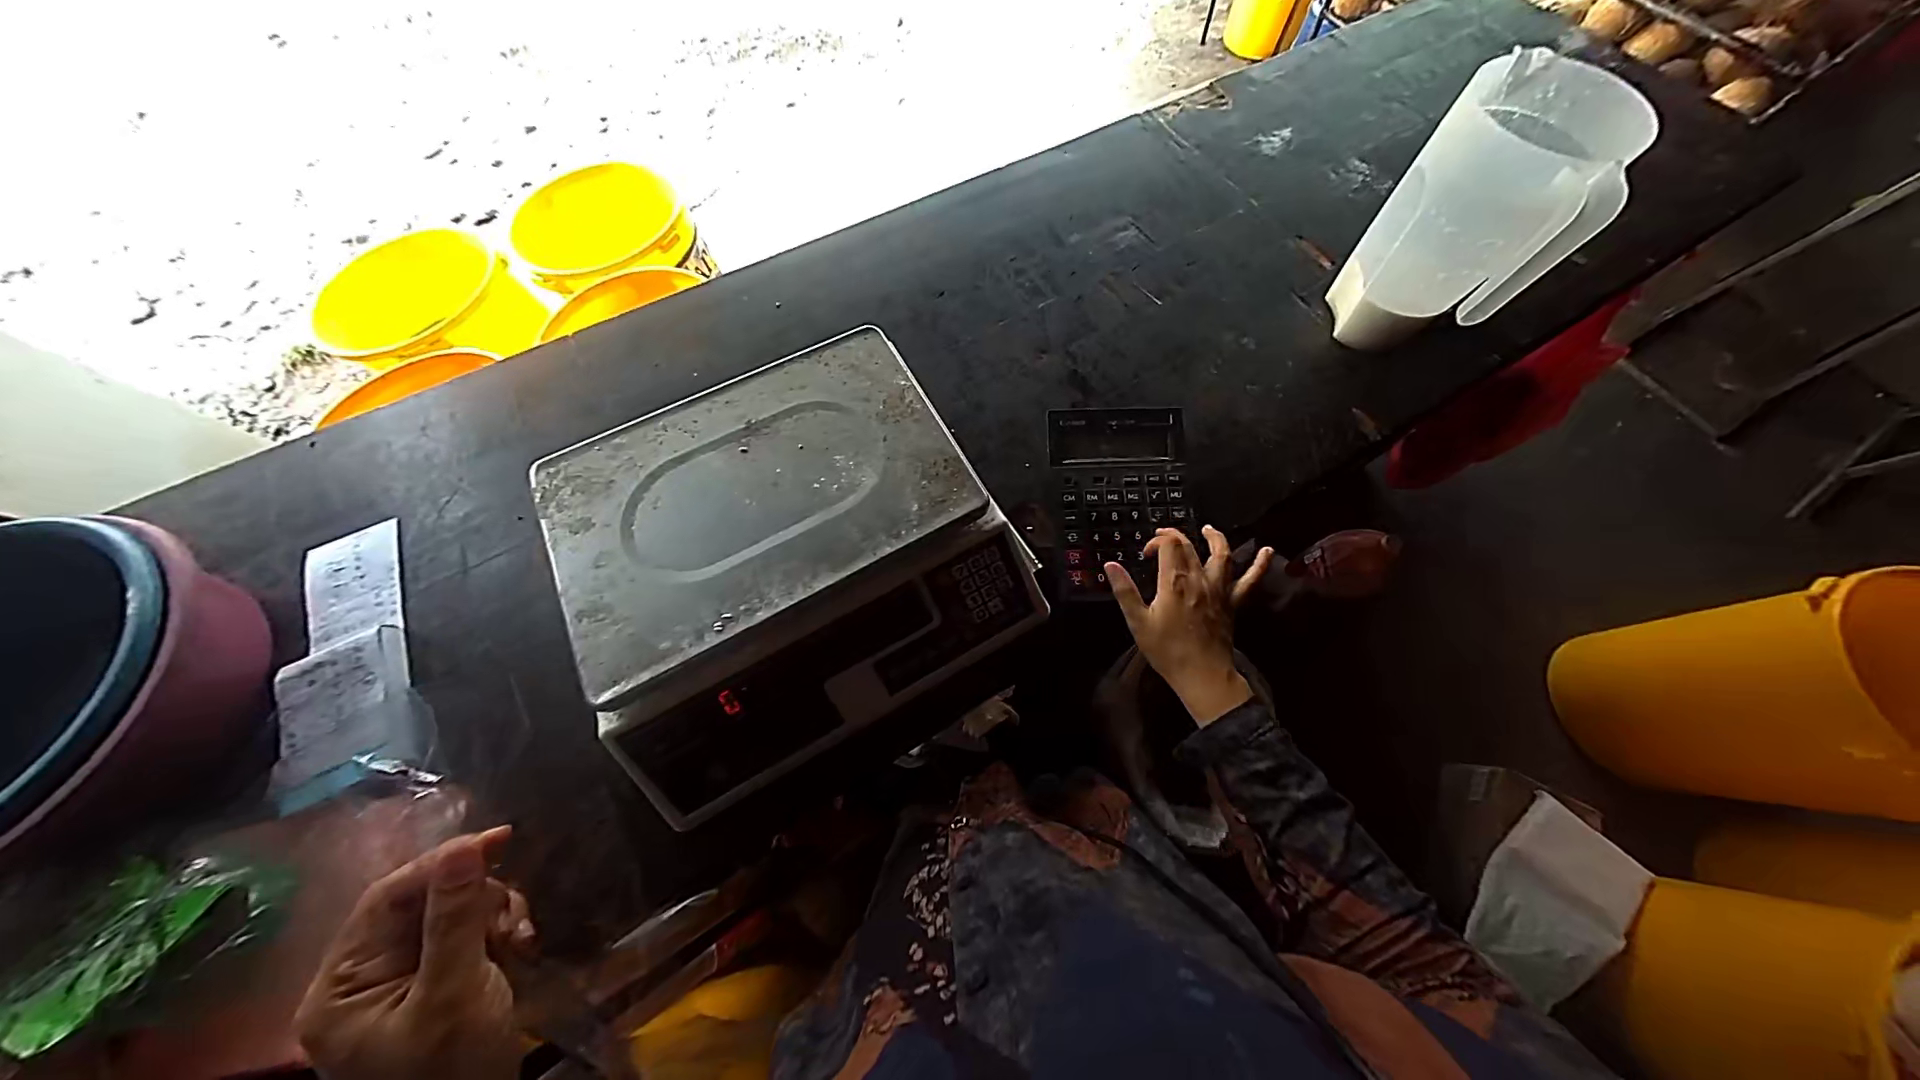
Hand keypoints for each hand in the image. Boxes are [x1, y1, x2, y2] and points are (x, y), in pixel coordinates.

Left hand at [297, 827, 534, 1079]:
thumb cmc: (450, 1067)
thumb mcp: (453, 992)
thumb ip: (455, 919)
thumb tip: (464, 846)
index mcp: (344, 984)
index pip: (386, 898)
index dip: (442, 861)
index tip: (500, 838)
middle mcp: (369, 975)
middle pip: (426, 900)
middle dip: (478, 896)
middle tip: (512, 913)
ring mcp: (408, 977)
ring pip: (457, 909)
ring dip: (496, 911)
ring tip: (519, 937)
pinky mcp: (445, 978)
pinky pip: (474, 929)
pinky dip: (503, 927)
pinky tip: (521, 943)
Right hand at [1108, 526, 1273, 726]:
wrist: (1202, 674)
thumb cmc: (1168, 651)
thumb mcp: (1137, 621)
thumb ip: (1124, 590)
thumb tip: (1110, 566)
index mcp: (1174, 582)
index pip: (1169, 545)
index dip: (1157, 541)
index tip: (1147, 553)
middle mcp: (1199, 580)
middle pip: (1190, 546)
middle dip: (1175, 536)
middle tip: (1164, 537)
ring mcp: (1219, 590)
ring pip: (1222, 555)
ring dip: (1215, 538)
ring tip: (1209, 530)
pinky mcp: (1233, 603)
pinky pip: (1250, 580)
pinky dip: (1260, 564)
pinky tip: (1267, 551)